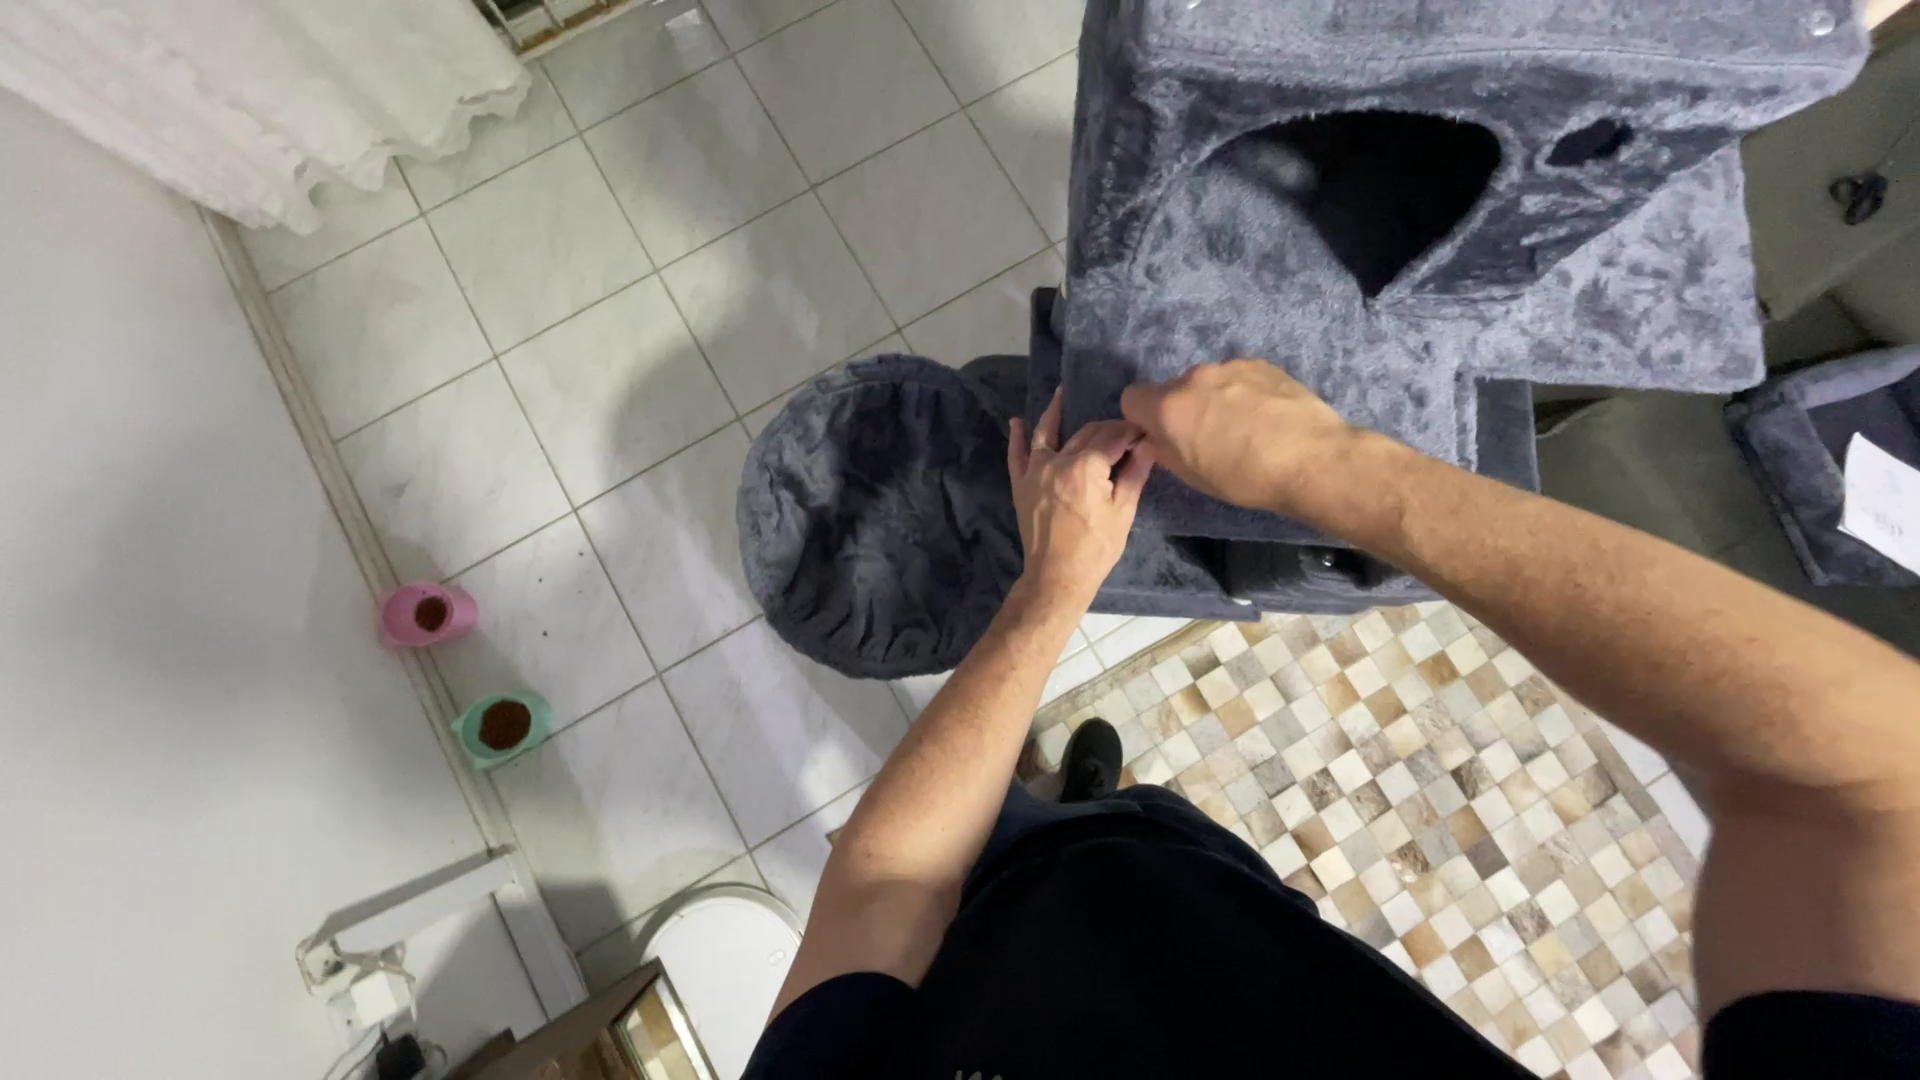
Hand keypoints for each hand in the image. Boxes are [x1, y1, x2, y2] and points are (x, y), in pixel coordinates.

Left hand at [1008, 389, 1153, 605]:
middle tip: (1123, 432)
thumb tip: (1149, 444)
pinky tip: (1017, 421)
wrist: (1057, 577)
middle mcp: (1058, 461)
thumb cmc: (1096, 548)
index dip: (1131, 433)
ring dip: (1055, 413)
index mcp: (1086, 466)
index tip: (1144, 435)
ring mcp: (1035, 471)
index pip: (1113, 437)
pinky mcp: (1021, 485)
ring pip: (1047, 434)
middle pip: (1085, 433)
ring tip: (1061, 394)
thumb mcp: (1123, 512)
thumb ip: (1134, 473)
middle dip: (1106, 428)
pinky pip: (1017, 456)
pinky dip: (1016, 438)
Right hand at [1119, 359, 1362, 518]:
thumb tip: (1155, 438)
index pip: (1131, 397)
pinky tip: (1265, 416)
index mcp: (1168, 407)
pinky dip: (1242, 393)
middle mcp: (1193, 378)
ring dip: (1213, 400)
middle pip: (1172, 390)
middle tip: (1208, 437)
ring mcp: (1229, 367)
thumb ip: (1163, 450)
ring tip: (1243, 427)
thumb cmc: (1243, 477)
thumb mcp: (1192, 475)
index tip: (1162, 436)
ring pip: (1207, 383)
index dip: (1142, 418)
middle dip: (1182, 409)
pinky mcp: (1261, 364)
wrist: (1311, 459)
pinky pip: (1237, 377)